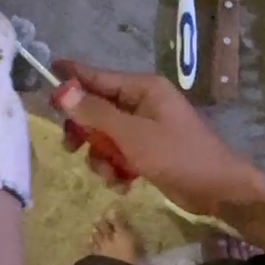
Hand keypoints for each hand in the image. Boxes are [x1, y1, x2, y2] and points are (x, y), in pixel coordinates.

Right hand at [52, 61, 258, 218]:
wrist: (220, 190)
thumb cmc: (179, 155)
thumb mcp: (133, 135)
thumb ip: (96, 114)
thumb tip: (63, 91)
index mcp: (143, 88)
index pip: (98, 76)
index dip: (71, 77)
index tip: (44, 74)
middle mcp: (142, 102)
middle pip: (96, 108)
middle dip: (85, 131)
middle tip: (72, 148)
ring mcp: (145, 127)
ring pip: (104, 135)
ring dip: (101, 157)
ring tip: (110, 174)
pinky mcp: (147, 151)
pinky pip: (118, 153)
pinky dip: (116, 169)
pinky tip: (124, 184)